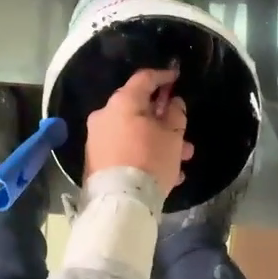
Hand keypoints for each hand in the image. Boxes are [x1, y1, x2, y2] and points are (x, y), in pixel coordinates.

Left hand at [84, 67, 194, 190]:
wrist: (120, 202)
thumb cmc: (150, 161)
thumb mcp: (173, 137)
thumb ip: (175, 114)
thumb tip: (172, 103)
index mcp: (122, 102)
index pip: (144, 78)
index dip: (163, 76)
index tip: (176, 78)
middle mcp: (104, 115)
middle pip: (137, 108)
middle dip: (163, 120)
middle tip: (182, 132)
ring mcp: (97, 138)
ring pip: (133, 132)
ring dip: (156, 141)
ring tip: (181, 159)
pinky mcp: (95, 159)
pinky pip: (124, 149)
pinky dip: (142, 154)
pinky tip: (165, 173)